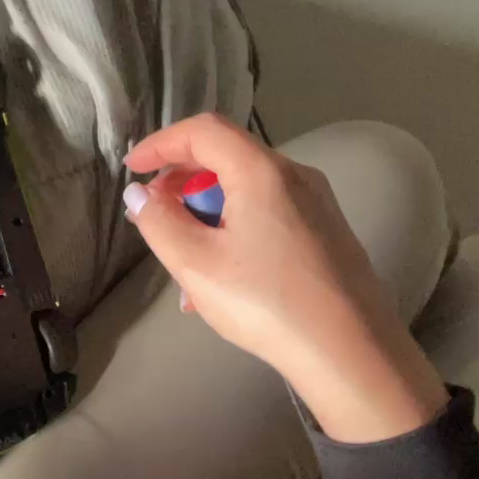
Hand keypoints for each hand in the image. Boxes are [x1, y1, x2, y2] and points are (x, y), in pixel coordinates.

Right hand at [122, 114, 447, 442]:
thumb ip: (158, 222)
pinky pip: (264, 216)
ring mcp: (315, 204)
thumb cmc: (264, 301)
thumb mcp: (195, 263)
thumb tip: (138, 194)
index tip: (131, 169)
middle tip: (151, 215)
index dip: (161, 143)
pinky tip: (216, 281)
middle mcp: (294, 177)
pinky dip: (230, 231)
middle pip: (226, 158)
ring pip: (244, 192)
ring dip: (203, 214)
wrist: (347, 348)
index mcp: (261, 173)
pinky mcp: (323, 233)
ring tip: (181, 263)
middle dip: (180, 181)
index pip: (204, 131)